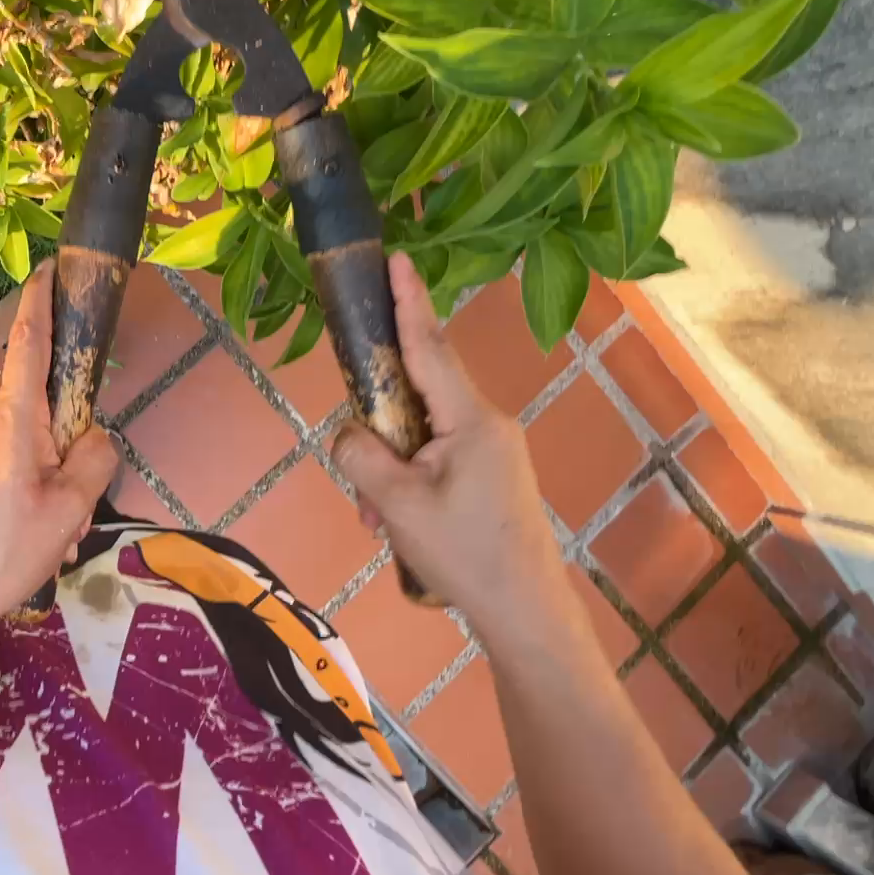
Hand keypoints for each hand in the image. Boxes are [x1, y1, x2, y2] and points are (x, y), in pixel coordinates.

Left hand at [0, 258, 118, 634]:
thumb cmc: (6, 547)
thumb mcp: (70, 506)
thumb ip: (95, 458)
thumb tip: (95, 436)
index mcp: (14, 417)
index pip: (30, 342)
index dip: (40, 301)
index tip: (48, 268)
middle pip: (44, 401)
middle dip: (72, 437)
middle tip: (82, 493)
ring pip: (35, 439)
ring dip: (58, 475)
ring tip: (61, 531)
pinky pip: (19, 461)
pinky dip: (40, 488)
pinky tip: (43, 536)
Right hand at [328, 253, 573, 645]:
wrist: (524, 614)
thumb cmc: (462, 553)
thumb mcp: (395, 503)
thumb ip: (359, 453)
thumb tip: (349, 431)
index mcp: (470, 419)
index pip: (430, 346)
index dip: (408, 302)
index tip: (396, 260)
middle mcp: (485, 423)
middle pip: (415, 397)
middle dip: (378, 429)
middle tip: (362, 479)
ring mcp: (490, 450)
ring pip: (418, 434)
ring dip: (388, 469)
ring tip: (379, 520)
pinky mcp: (488, 474)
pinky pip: (432, 458)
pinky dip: (405, 482)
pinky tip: (395, 524)